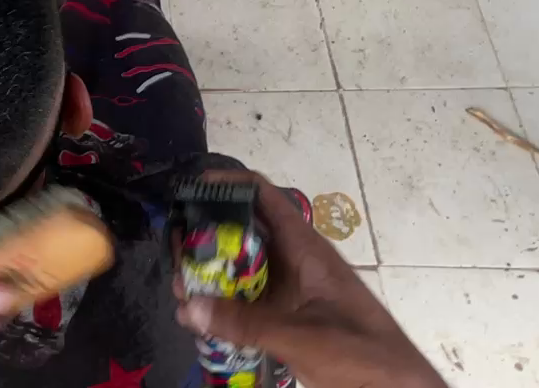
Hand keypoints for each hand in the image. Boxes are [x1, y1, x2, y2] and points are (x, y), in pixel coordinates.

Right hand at [176, 171, 446, 387]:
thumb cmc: (361, 356)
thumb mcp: (300, 337)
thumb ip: (245, 322)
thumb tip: (188, 305)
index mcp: (302, 246)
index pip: (262, 194)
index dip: (227, 182)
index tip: (191, 189)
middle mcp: (294, 260)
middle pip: (241, 231)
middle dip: (205, 240)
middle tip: (177, 256)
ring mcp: (293, 289)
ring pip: (241, 267)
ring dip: (210, 277)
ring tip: (181, 294)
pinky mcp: (291, 317)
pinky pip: (249, 300)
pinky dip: (224, 306)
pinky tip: (201, 323)